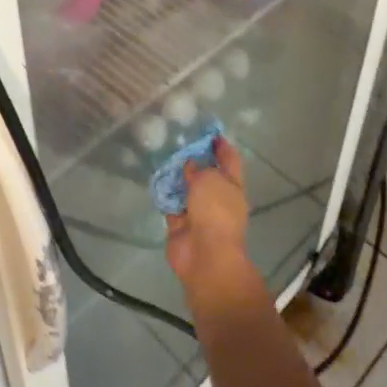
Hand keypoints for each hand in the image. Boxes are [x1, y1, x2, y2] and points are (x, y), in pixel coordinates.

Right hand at [165, 137, 250, 289]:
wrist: (205, 256)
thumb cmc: (216, 211)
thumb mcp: (210, 179)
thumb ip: (199, 168)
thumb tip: (190, 165)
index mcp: (233, 185)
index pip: (230, 159)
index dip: (220, 144)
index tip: (206, 129)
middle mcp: (217, 197)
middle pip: (206, 173)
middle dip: (194, 158)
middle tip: (175, 139)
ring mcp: (198, 212)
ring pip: (186, 188)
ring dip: (176, 175)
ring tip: (160, 154)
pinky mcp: (180, 224)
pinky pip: (170, 204)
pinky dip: (163, 193)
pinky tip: (153, 177)